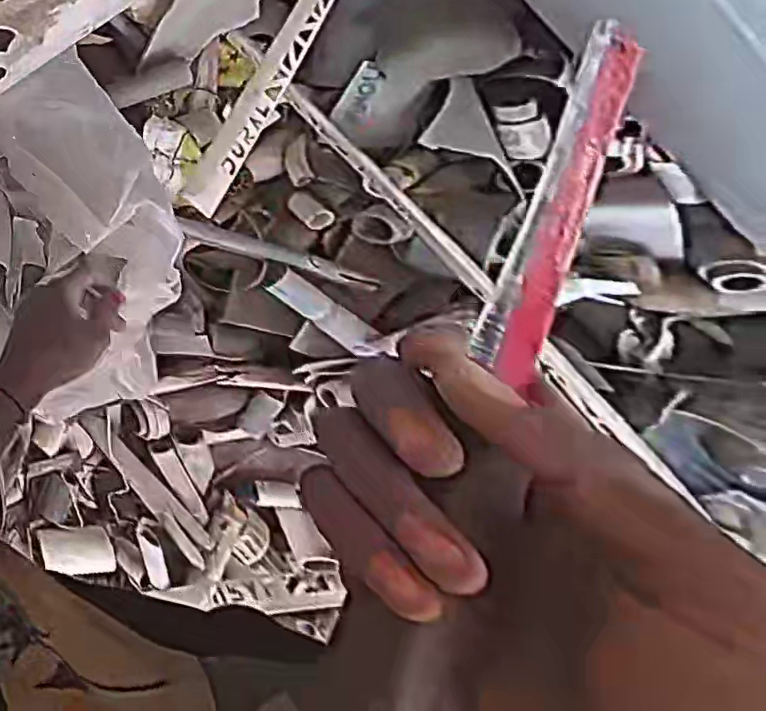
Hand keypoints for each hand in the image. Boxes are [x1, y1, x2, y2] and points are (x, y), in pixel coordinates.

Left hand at [0, 255, 126, 411]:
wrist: (22, 376)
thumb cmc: (55, 357)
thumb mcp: (96, 335)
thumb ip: (108, 311)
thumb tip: (113, 298)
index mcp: (59, 287)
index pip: (88, 271)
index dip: (108, 284)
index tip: (118, 300)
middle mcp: (41, 290)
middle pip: (74, 282)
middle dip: (97, 299)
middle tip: (112, 318)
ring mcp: (29, 303)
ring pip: (61, 296)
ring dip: (82, 308)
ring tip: (95, 330)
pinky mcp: (23, 318)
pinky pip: (49, 308)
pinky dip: (65, 315)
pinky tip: (73, 335)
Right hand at [301, 321, 765, 709]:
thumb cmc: (709, 699)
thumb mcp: (692, 579)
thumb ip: (587, 468)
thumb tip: (478, 380)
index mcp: (557, 471)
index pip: (471, 373)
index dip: (440, 358)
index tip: (431, 366)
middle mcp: (475, 484)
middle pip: (381, 392)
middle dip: (394, 420)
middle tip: (434, 463)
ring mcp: (413, 517)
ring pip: (341, 447)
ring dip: (382, 500)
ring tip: (452, 569)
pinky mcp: (370, 557)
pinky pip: (325, 509)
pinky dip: (354, 541)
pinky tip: (413, 592)